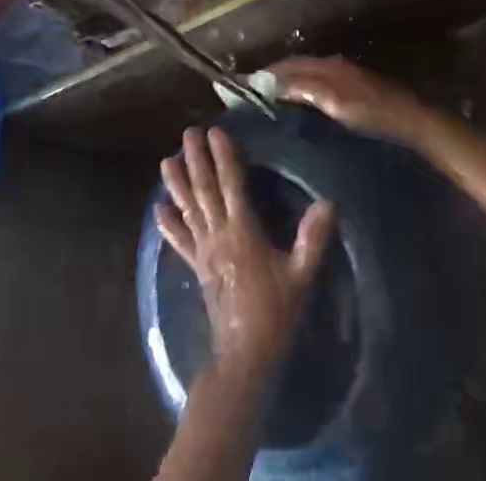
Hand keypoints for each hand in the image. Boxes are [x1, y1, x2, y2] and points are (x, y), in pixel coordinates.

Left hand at [157, 127, 335, 374]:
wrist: (244, 354)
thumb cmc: (275, 312)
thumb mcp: (300, 276)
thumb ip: (312, 239)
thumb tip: (328, 203)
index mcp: (243, 232)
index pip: (232, 185)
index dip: (224, 157)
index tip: (216, 132)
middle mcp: (219, 236)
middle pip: (205, 191)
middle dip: (196, 160)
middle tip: (188, 133)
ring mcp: (204, 252)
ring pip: (188, 210)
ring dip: (177, 184)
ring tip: (167, 160)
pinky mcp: (197, 268)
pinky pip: (179, 241)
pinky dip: (168, 224)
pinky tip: (158, 209)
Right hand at [265, 56, 452, 148]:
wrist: (411, 120)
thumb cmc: (372, 112)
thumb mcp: (334, 103)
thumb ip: (304, 89)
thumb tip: (272, 82)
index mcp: (328, 66)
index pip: (289, 65)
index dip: (267, 73)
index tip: (244, 84)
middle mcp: (334, 65)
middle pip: (297, 67)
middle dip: (275, 77)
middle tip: (253, 94)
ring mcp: (346, 76)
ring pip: (308, 75)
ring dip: (289, 83)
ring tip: (270, 99)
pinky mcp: (353, 89)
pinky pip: (319, 83)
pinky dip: (303, 90)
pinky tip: (300, 104)